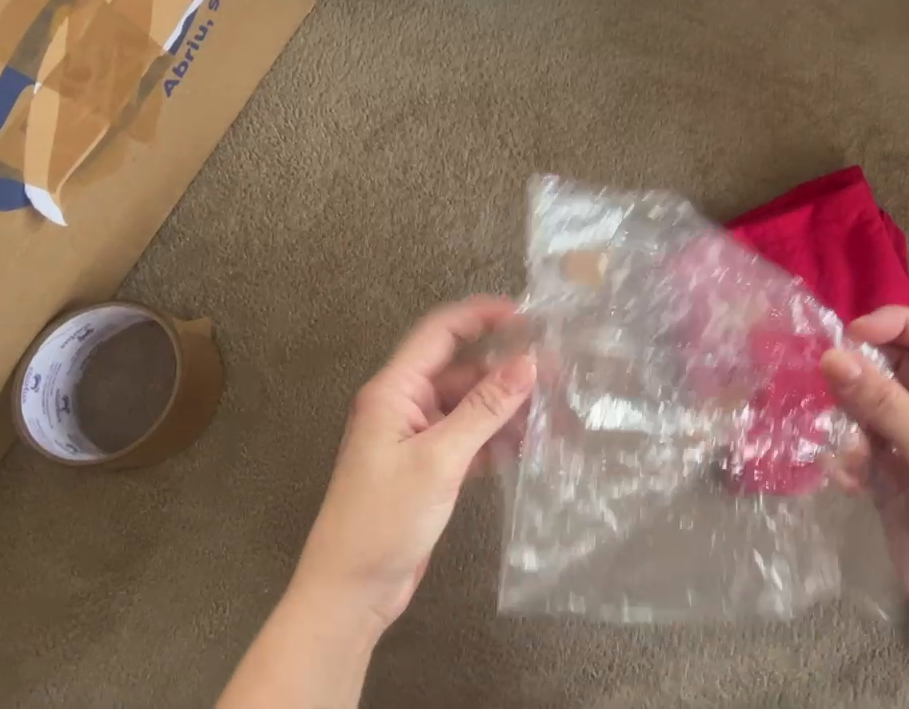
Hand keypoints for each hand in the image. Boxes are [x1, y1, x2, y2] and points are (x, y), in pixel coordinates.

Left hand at [292, 296, 534, 629]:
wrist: (351, 592)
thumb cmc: (384, 519)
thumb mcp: (439, 460)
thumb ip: (485, 409)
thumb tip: (528, 364)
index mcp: (395, 390)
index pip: (440, 333)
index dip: (480, 316)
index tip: (526, 315)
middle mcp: (406, 405)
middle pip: (463, 371)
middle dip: (507, 370)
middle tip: (556, 374)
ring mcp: (418, 437)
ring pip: (471, 406)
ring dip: (508, 408)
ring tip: (554, 413)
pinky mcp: (430, 466)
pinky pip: (470, 437)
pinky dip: (497, 439)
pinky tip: (530, 446)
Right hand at [821, 309, 908, 708]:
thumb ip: (883, 403)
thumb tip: (830, 354)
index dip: (897, 325)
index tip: (851, 332)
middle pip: (898, 366)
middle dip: (863, 369)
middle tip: (824, 374)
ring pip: (870, 404)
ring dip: (850, 416)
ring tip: (844, 441)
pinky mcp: (890, 475)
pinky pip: (858, 444)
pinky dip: (847, 455)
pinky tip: (848, 479)